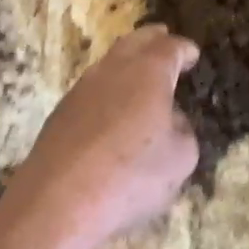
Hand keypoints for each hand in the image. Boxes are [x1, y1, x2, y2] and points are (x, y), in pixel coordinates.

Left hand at [0, 25, 200, 247]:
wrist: (54, 206)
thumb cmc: (130, 176)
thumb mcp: (181, 158)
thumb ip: (183, 131)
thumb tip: (170, 121)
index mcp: (149, 70)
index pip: (171, 46)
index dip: (185, 50)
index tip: (193, 56)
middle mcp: (113, 70)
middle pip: (135, 42)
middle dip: (153, 41)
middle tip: (165, 43)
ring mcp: (80, 90)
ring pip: (109, 64)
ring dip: (126, 66)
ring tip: (140, 79)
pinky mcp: (59, 116)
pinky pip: (91, 92)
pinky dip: (108, 93)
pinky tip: (113, 114)